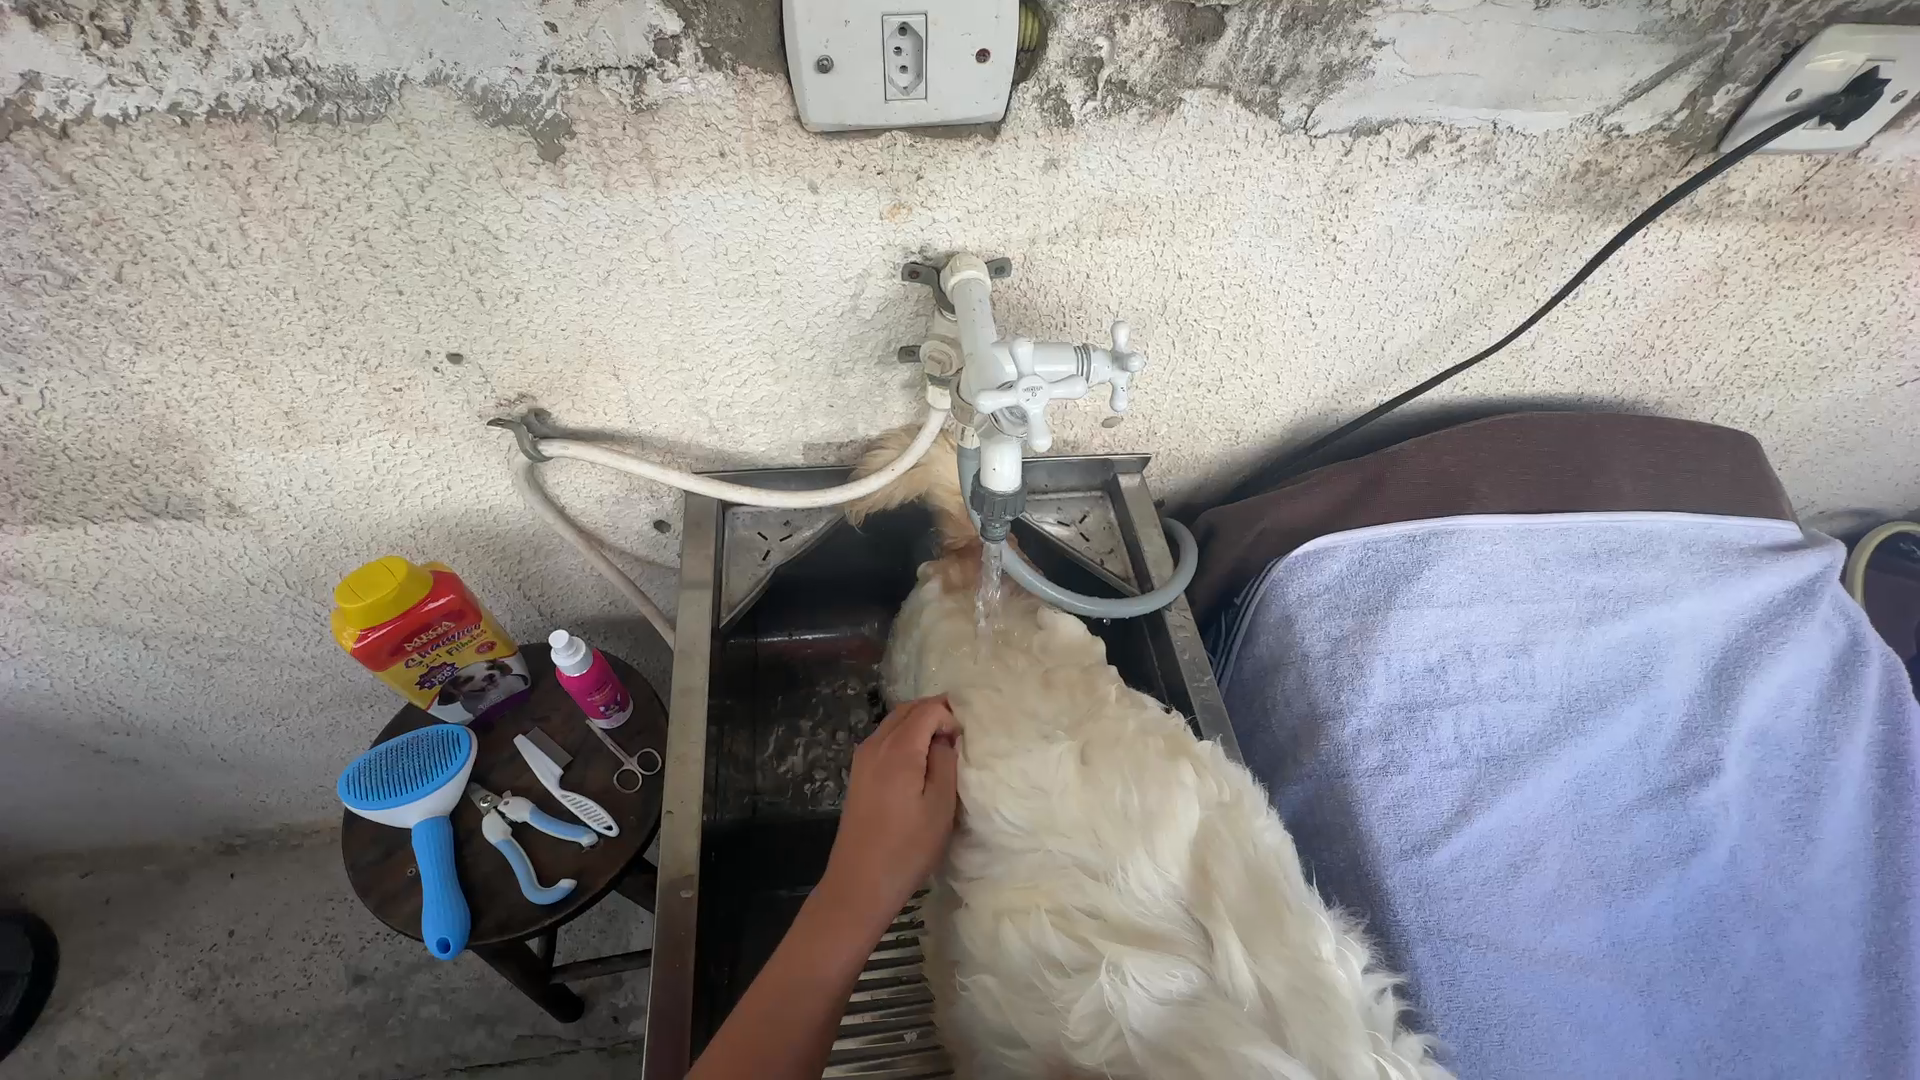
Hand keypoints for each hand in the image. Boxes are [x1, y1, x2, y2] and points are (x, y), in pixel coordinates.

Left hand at [823, 696, 959, 916]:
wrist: (859, 883)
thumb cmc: (907, 848)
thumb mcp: (940, 806)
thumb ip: (945, 762)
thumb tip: (945, 737)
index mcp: (898, 749)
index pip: (928, 710)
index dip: (950, 717)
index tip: (964, 742)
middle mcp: (875, 745)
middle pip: (907, 709)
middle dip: (934, 712)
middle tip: (959, 731)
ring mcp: (862, 758)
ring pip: (893, 722)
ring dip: (918, 723)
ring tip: (943, 745)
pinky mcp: (858, 773)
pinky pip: (884, 739)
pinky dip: (904, 736)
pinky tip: (918, 761)